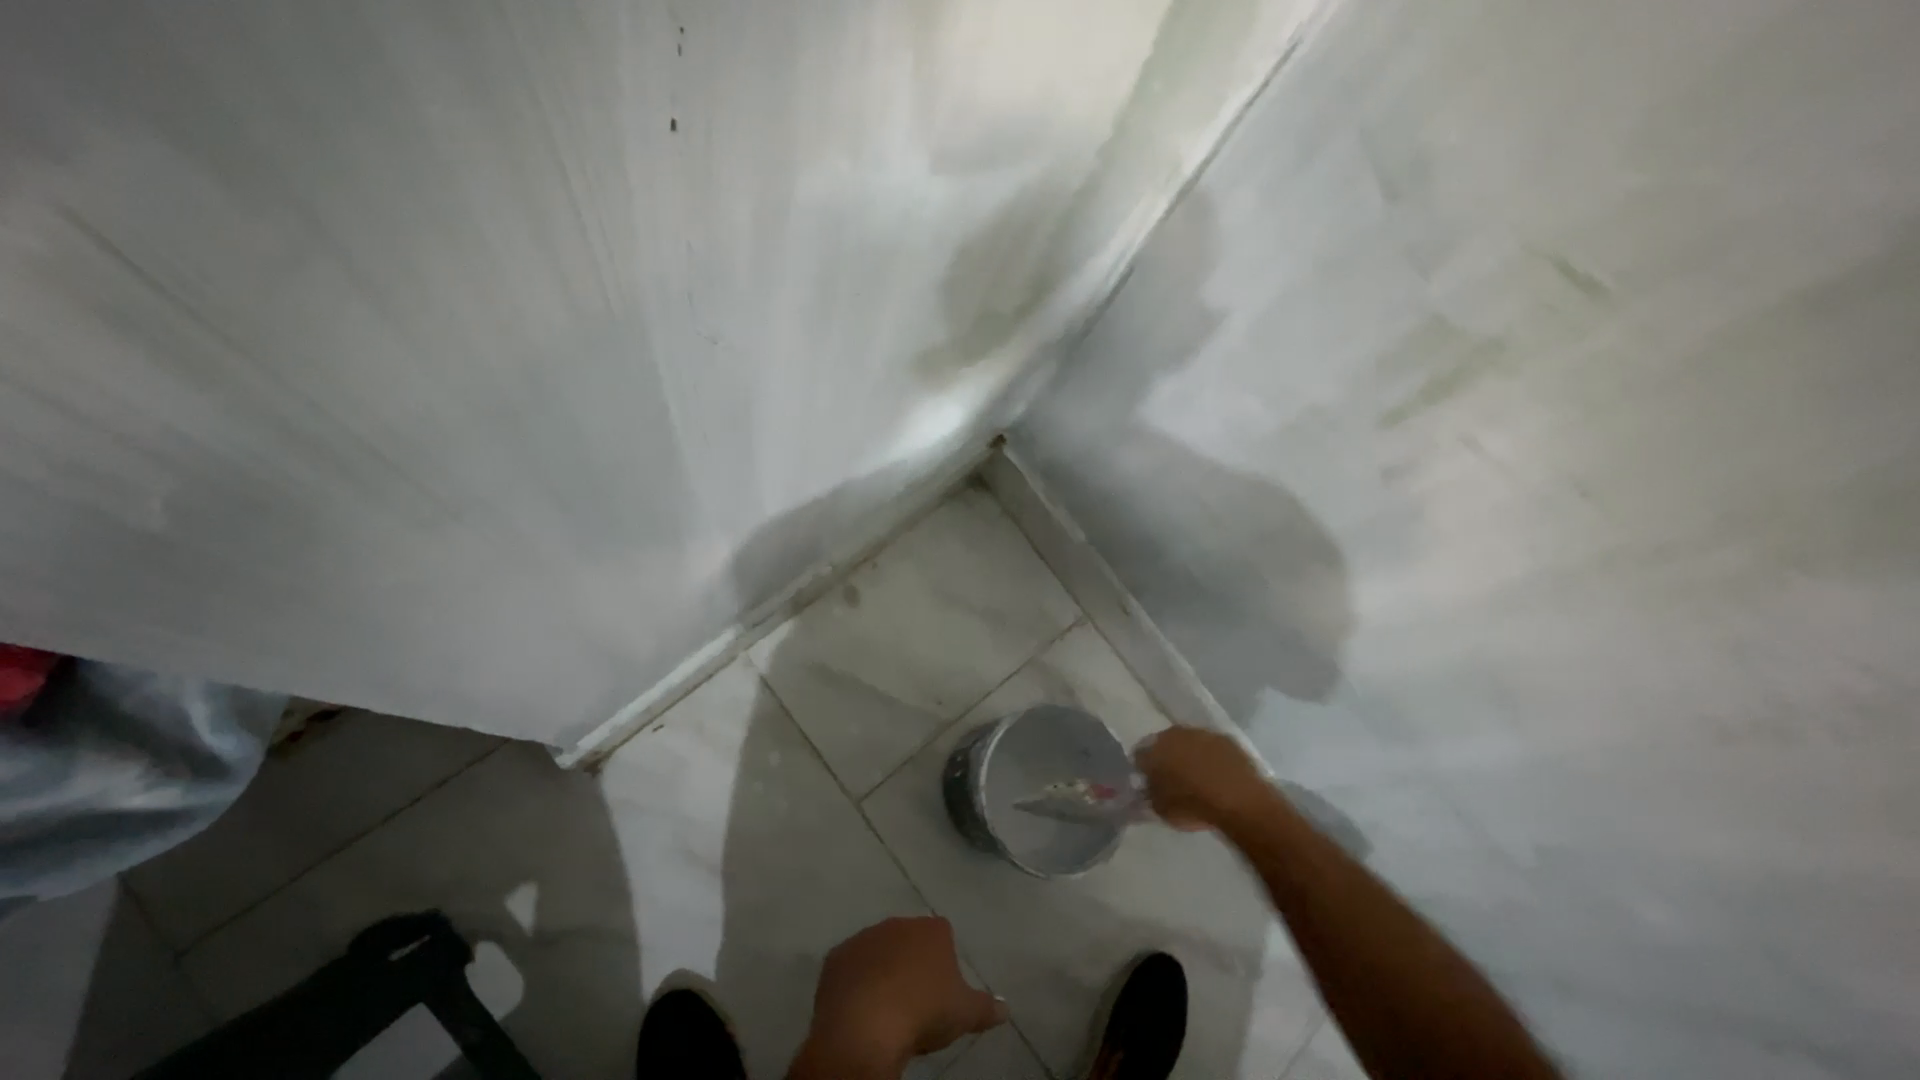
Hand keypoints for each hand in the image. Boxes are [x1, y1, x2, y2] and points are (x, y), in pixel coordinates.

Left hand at [793, 917, 1005, 1079]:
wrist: (866, 1025)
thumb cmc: (924, 1012)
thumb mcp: (965, 1014)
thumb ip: (988, 1007)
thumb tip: (1006, 1008)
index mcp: (932, 930)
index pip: (944, 934)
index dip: (944, 959)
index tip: (943, 987)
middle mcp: (897, 924)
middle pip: (909, 939)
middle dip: (911, 961)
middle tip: (915, 999)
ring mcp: (863, 938)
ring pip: (877, 950)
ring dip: (882, 969)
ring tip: (886, 1006)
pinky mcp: (835, 958)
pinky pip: (850, 967)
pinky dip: (855, 981)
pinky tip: (860, 1007)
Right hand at [1136, 727, 1273, 831]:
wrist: (1239, 800)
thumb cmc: (1193, 805)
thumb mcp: (1161, 810)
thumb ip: (1149, 795)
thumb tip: (1147, 789)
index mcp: (1154, 749)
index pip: (1139, 755)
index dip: (1142, 770)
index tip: (1148, 784)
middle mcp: (1175, 734)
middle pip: (1164, 744)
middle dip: (1166, 758)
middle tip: (1172, 779)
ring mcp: (1203, 733)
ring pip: (1189, 742)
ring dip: (1189, 755)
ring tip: (1197, 778)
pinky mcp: (1228, 739)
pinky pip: (1212, 747)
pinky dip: (1211, 758)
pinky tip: (1218, 775)